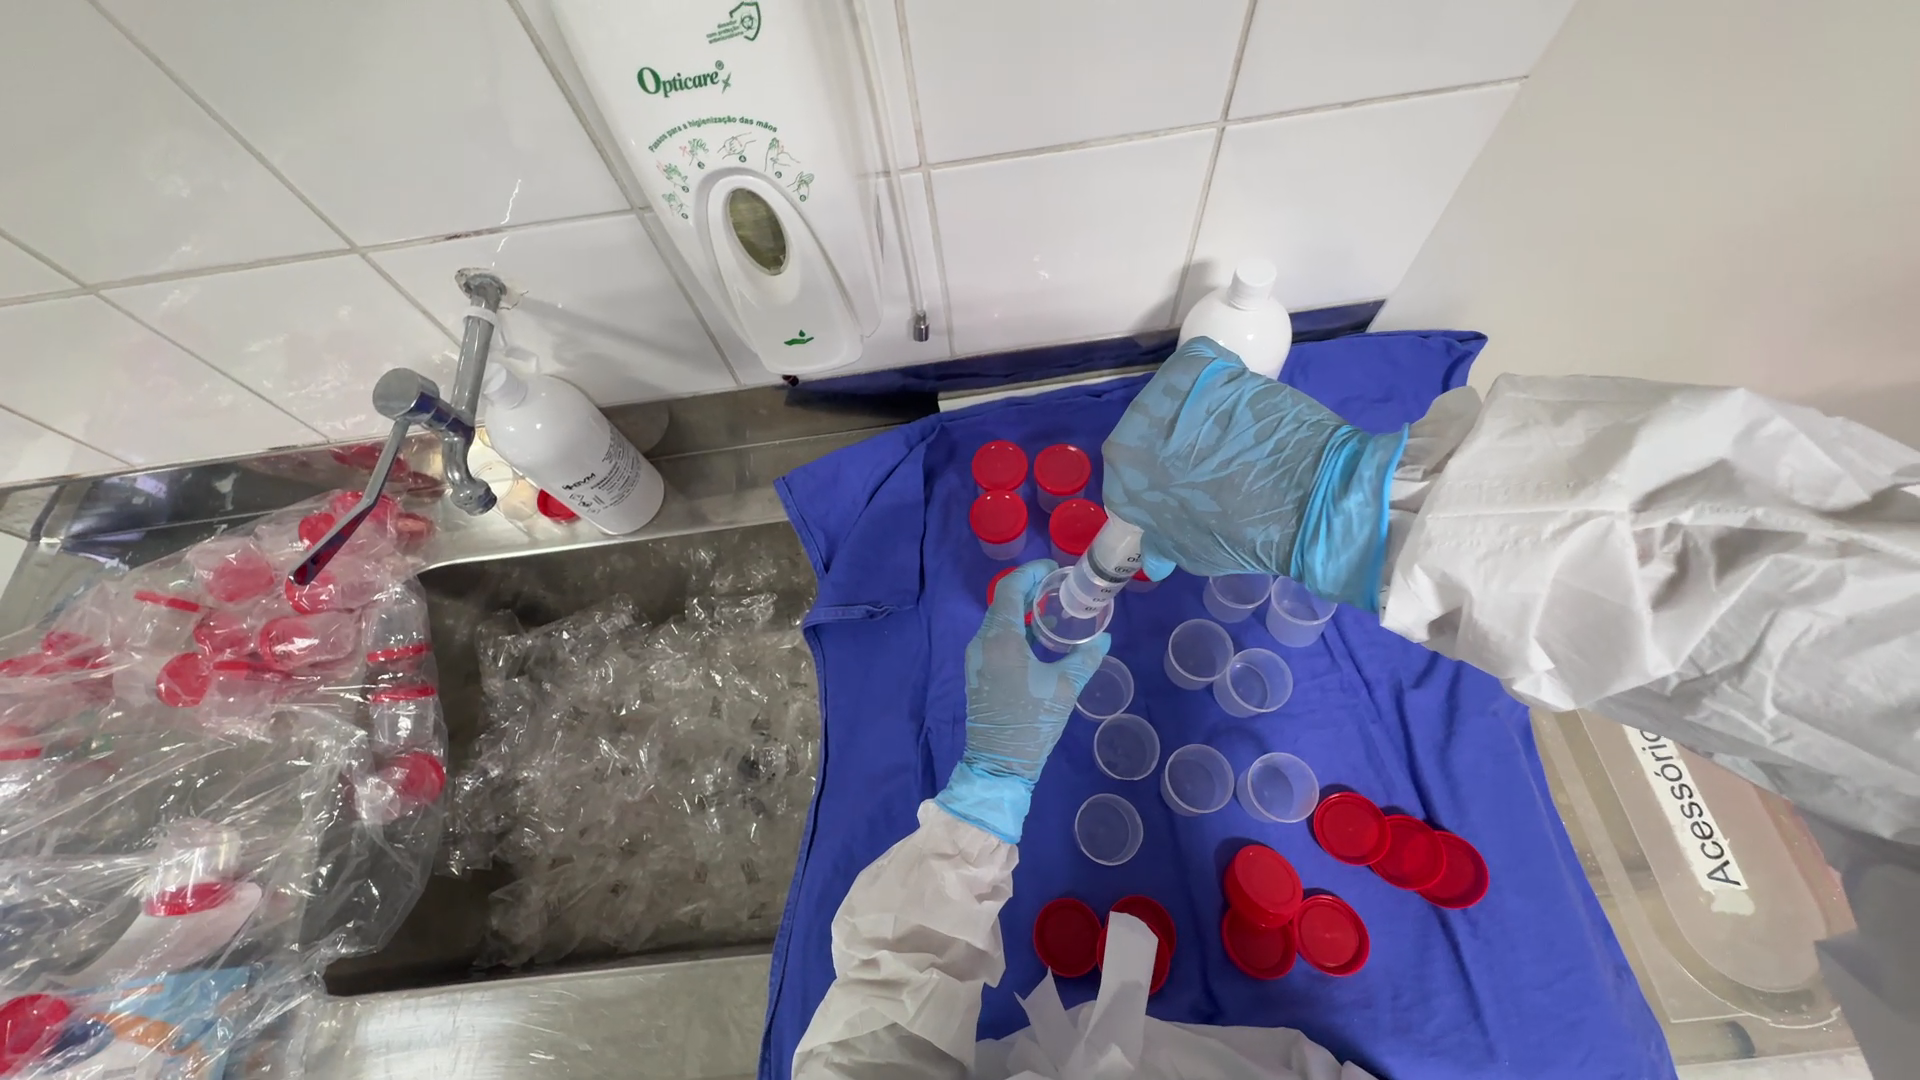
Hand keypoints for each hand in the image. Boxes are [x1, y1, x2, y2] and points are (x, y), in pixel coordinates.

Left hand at [935, 560, 1109, 842]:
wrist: (998, 764)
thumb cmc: (1032, 722)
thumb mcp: (1066, 688)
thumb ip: (1086, 657)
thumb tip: (1104, 638)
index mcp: (1001, 638)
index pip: (1011, 589)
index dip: (1032, 573)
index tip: (1055, 569)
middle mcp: (982, 641)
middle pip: (1004, 602)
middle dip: (1030, 589)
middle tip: (1059, 587)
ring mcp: (975, 657)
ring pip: (998, 619)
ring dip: (1022, 609)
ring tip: (1052, 608)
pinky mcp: (976, 671)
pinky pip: (994, 637)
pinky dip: (1014, 628)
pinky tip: (1037, 636)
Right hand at [1101, 338, 1405, 609]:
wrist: (1310, 501)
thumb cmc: (1245, 536)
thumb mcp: (1189, 553)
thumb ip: (1160, 542)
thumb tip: (1153, 547)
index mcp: (1123, 470)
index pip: (1126, 473)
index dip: (1153, 482)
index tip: (1179, 489)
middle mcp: (1137, 425)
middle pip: (1146, 429)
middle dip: (1169, 442)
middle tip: (1206, 460)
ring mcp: (1174, 392)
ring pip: (1175, 400)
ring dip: (1195, 413)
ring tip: (1230, 435)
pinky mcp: (1211, 367)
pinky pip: (1204, 369)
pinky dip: (1219, 381)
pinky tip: (1242, 407)